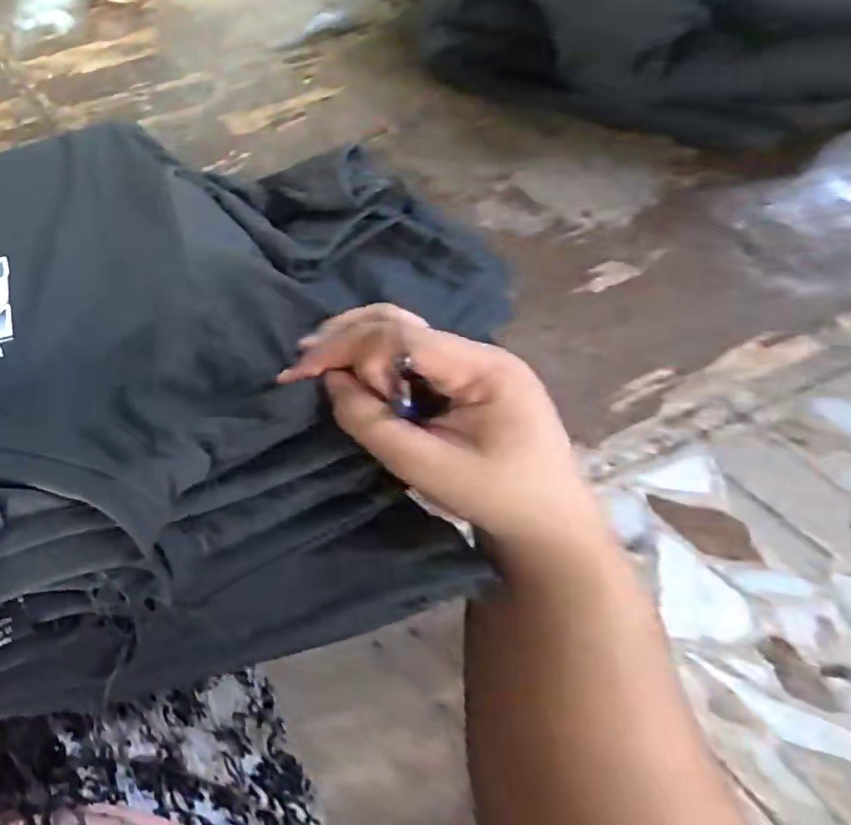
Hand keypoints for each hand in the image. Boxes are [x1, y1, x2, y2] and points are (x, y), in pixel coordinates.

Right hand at [276, 304, 606, 553]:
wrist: (549, 528)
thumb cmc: (493, 497)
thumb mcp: (423, 465)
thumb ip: (369, 420)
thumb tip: (330, 381)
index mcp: (485, 369)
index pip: (399, 338)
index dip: (347, 351)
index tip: (305, 377)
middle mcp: (478, 353)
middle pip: (395, 322)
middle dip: (342, 339)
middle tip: (301, 362)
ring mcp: (469, 361)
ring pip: (396, 327)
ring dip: (351, 340)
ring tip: (314, 358)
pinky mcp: (457, 375)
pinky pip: (403, 348)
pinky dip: (366, 352)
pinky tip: (344, 367)